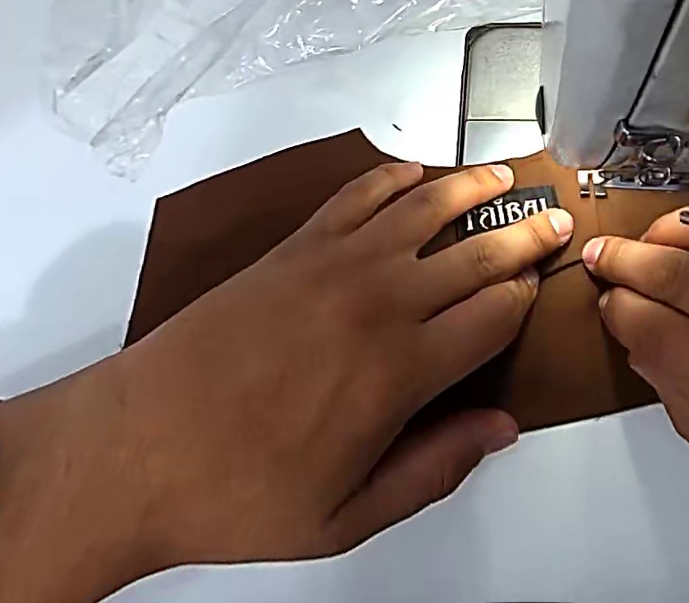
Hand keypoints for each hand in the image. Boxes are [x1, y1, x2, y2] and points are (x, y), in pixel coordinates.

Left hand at [0, 162, 572, 600]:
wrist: (133, 447)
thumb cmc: (239, 491)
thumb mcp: (346, 516)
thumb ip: (436, 468)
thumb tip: (504, 428)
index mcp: (400, 370)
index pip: (494, 314)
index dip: (528, 295)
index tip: (545, 283)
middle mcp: (381, 301)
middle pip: (477, 251)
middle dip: (526, 234)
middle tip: (555, 218)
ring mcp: (338, 261)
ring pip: (428, 206)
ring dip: (474, 187)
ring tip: (504, 178)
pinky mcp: (299, 242)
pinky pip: (360, 193)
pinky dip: (396, 176)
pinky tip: (417, 172)